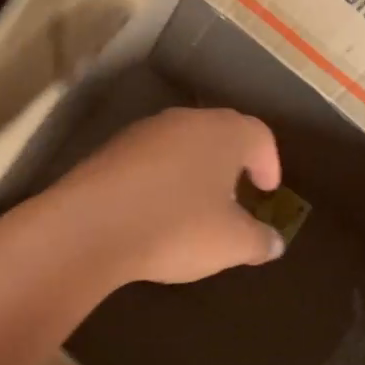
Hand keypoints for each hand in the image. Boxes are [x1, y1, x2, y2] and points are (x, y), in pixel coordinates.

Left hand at [49, 107, 284, 285]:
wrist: (90, 227)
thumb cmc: (177, 227)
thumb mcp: (231, 243)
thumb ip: (259, 240)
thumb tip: (274, 242)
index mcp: (223, 133)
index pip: (259, 135)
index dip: (269, 162)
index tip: (267, 190)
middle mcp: (184, 121)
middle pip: (218, 134)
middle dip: (230, 164)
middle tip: (234, 197)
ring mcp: (142, 132)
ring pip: (180, 146)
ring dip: (192, 171)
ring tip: (193, 208)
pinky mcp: (109, 151)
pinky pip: (148, 162)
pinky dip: (160, 181)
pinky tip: (154, 213)